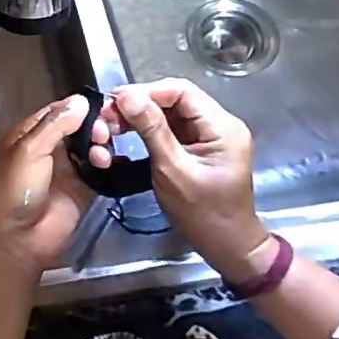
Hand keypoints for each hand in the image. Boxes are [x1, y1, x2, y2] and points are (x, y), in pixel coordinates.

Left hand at [0, 95, 102, 277]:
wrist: (19, 239)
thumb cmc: (16, 190)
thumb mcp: (30, 150)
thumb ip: (56, 124)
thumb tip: (81, 100)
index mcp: (29, 135)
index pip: (56, 111)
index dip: (77, 106)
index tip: (101, 103)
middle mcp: (48, 148)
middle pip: (77, 127)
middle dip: (92, 125)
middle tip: (104, 129)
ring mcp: (66, 169)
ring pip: (89, 146)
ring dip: (99, 143)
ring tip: (101, 149)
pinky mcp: (82, 188)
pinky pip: (98, 169)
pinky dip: (105, 162)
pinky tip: (106, 161)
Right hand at [103, 79, 269, 278]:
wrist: (228, 247)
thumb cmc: (203, 214)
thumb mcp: (173, 170)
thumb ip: (152, 130)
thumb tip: (127, 96)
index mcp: (222, 127)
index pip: (181, 91)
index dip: (146, 91)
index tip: (115, 100)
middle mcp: (221, 124)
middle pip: (176, 98)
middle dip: (141, 103)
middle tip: (109, 113)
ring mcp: (212, 135)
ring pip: (172, 112)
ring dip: (143, 115)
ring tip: (114, 123)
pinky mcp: (202, 146)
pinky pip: (174, 127)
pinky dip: (151, 128)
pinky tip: (130, 131)